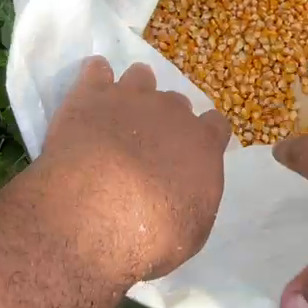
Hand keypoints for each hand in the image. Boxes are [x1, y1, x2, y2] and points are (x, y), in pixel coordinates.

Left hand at [38, 57, 231, 281]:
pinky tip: (91, 91)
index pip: (216, 124)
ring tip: (120, 111)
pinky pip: (96, 71)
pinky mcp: (91, 95)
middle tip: (148, 145)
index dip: (204, 136)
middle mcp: (171, 111)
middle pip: (175, 102)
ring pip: (141, 76)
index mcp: (202, 143)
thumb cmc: (150, 236)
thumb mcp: (190, 232)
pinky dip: (95, 77)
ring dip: (135, 91)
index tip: (191, 153)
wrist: (95, 214)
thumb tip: (187, 189)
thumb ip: (195, 198)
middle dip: (166, 119)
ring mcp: (130, 98)